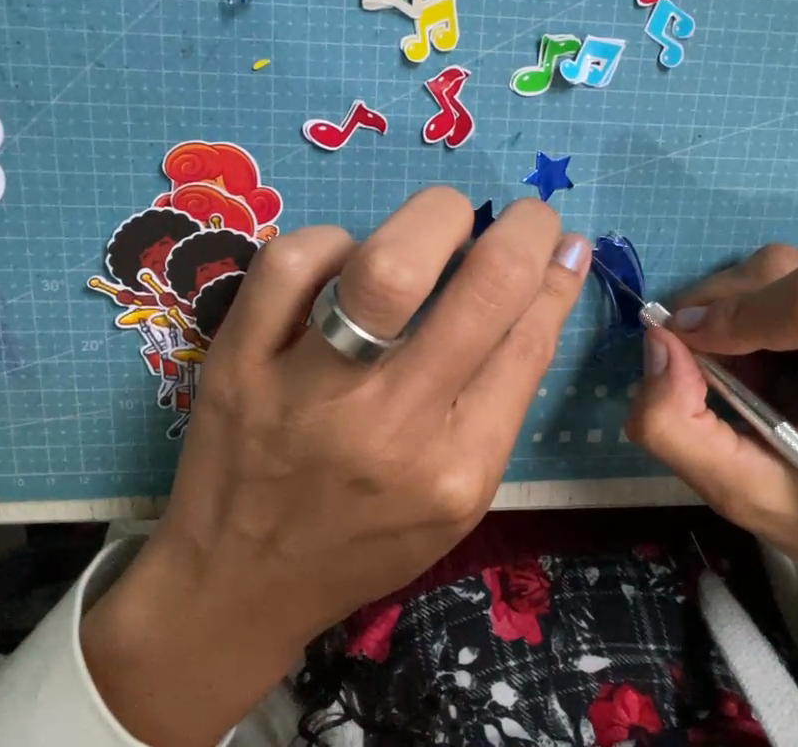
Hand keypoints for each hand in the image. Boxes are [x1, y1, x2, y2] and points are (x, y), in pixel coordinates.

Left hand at [83, 188, 591, 744]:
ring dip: (435, 219)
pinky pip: (290, 266)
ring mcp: (308, 391)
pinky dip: (330, 241)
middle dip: (523, 228)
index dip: (555, 272)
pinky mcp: (239, 363)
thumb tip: (548, 280)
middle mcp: (390, 426)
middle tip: (522, 215)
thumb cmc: (363, 539)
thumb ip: (502, 391)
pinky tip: (345, 257)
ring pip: (386, 266)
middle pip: (483, 288)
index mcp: (457, 467)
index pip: (529, 339)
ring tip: (442, 224)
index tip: (559, 241)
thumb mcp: (456, 492)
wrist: (239, 582)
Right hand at [626, 245, 797, 674]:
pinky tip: (771, 357)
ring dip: (745, 310)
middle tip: (701, 366)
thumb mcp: (742, 498)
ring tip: (742, 371)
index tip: (686, 344)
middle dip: (730, 311)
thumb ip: (678, 429)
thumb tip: (660, 341)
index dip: (742, 312)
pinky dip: (768, 309)